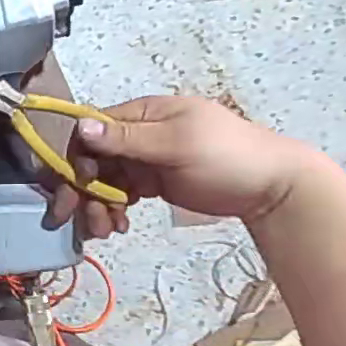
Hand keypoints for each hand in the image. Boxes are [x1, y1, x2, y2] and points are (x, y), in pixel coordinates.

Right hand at [47, 96, 320, 238]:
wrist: (269, 186)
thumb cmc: (225, 156)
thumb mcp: (176, 144)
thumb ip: (127, 138)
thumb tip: (81, 126)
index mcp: (142, 114)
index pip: (92, 130)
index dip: (78, 158)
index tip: (76, 188)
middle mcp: (137, 134)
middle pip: (94, 159)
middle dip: (84, 190)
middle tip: (84, 222)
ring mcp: (145, 159)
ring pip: (104, 180)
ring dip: (98, 205)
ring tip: (107, 231)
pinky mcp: (153, 182)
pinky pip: (121, 194)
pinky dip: (114, 210)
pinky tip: (120, 226)